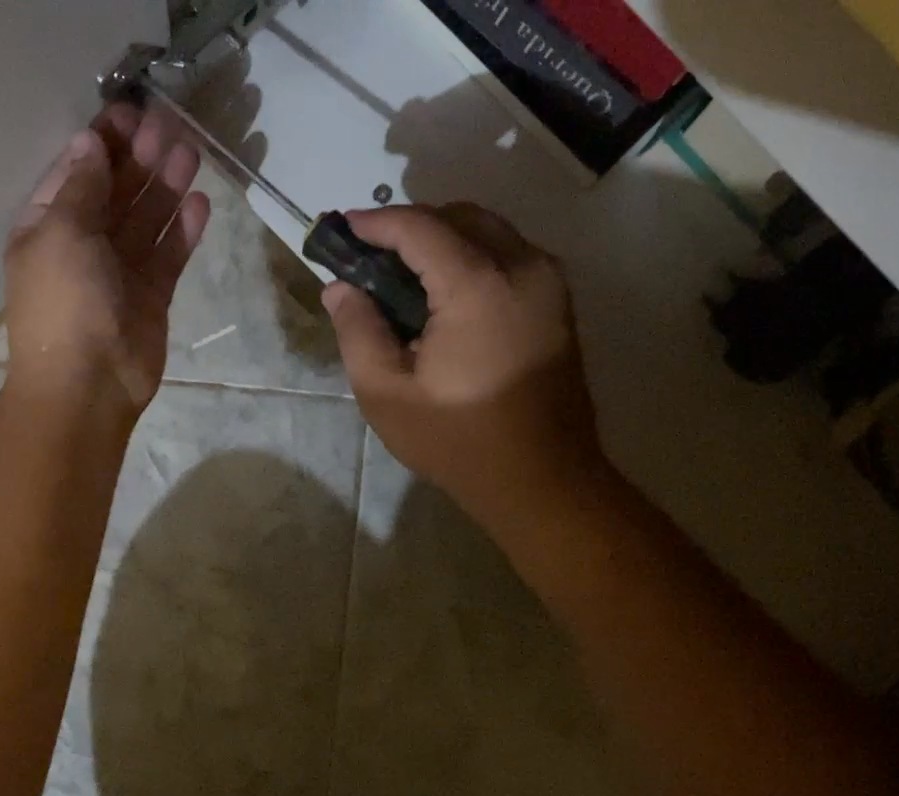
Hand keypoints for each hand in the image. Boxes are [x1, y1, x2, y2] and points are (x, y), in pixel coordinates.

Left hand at [2, 103, 211, 419]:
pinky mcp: (151, 296)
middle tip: (169, 124)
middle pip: (116, 192)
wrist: (87, 384)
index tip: (131, 111)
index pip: (77, 173)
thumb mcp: (61, 232)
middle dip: (139, 158)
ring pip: (146, 220)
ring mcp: (119, 272)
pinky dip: (182, 230)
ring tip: (190, 150)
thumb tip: (90, 142)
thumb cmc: (64, 303)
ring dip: (165, 186)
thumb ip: (83, 186)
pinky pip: (168, 255)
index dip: (103, 141)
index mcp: (47, 227)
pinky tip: (200, 201)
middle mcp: (83, 245)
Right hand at [323, 203, 609, 528]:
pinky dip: (474, 256)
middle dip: (412, 225)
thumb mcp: (387, 394)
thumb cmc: (458, 441)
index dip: (376, 222)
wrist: (542, 478)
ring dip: (445, 237)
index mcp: (477, 285)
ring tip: (406, 275)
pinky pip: (510, 255)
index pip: (420, 227)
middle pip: (460, 215)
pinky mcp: (559, 301)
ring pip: (490, 230)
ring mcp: (549, 282)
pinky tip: (446, 294)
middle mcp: (522, 266)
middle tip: (372, 256)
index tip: (342, 229)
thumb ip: (358, 331)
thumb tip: (339, 288)